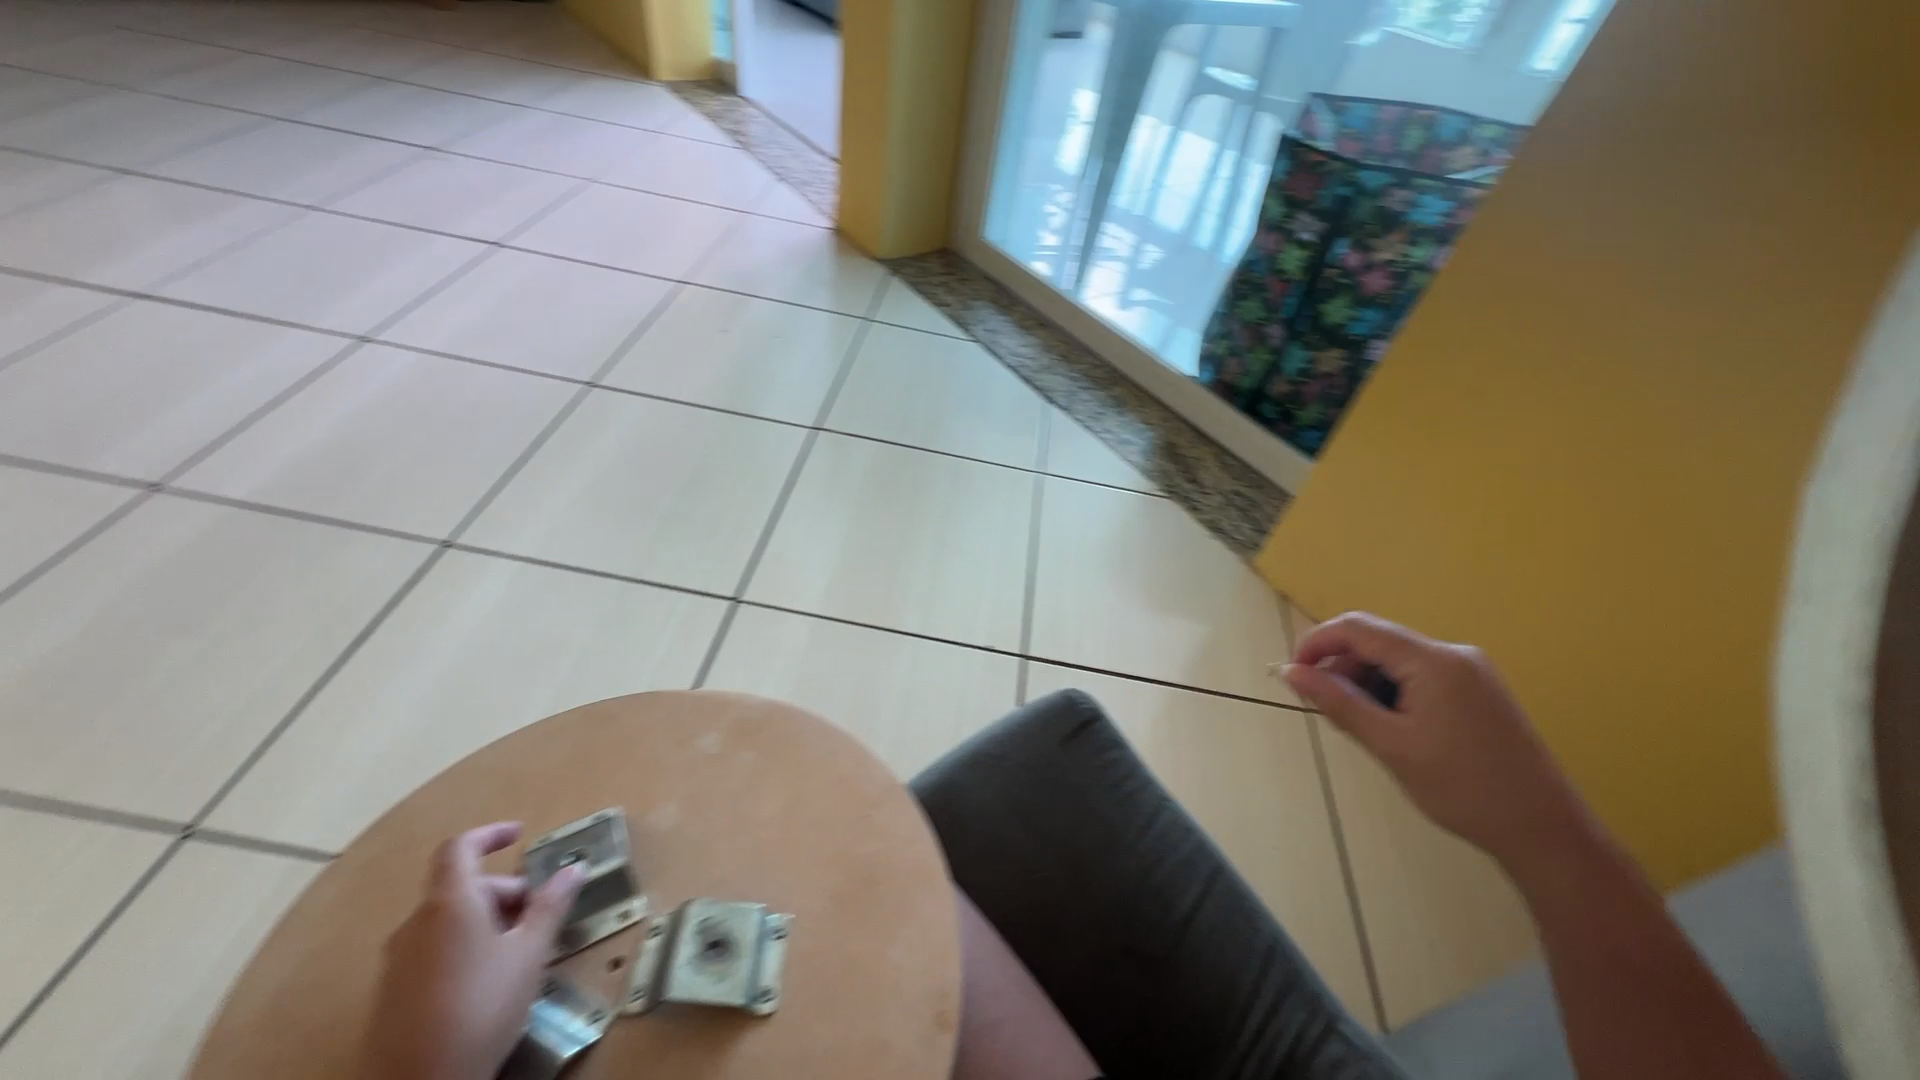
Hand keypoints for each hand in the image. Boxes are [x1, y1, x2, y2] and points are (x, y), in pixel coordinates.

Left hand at [361, 823, 582, 1079]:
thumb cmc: (483, 1007)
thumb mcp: (530, 954)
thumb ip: (551, 906)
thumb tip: (574, 868)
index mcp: (449, 904)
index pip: (460, 848)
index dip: (490, 834)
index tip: (519, 834)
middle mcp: (416, 923)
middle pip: (461, 888)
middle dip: (504, 893)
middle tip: (539, 917)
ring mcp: (397, 959)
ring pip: (448, 920)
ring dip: (486, 922)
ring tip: (518, 952)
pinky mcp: (391, 992)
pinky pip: (433, 949)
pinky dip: (464, 946)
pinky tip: (487, 981)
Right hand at [1282, 612, 1593, 868]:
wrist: (1544, 830)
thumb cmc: (1462, 788)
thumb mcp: (1389, 745)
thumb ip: (1337, 702)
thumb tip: (1290, 672)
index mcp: (1433, 661)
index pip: (1358, 628)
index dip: (1317, 644)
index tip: (1293, 676)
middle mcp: (1453, 654)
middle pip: (1378, 642)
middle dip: (1342, 669)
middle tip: (1327, 714)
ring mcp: (1470, 672)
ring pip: (1396, 662)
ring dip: (1366, 685)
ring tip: (1361, 730)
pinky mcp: (1477, 692)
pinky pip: (1419, 677)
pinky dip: (1392, 694)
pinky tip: (1391, 730)